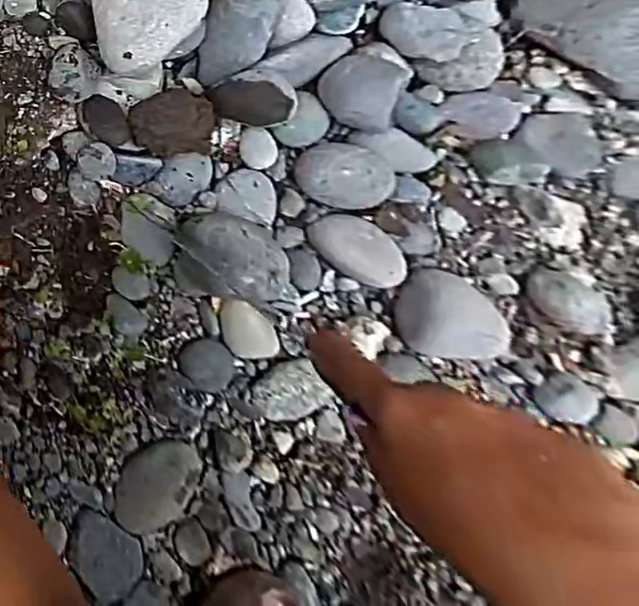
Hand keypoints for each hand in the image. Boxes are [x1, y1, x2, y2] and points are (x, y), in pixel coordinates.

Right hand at [309, 329, 638, 605]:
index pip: (349, 368)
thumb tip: (371, 428)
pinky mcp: (568, 444)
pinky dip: (532, 469)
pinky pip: (535, 447)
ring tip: (495, 499)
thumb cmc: (481, 538)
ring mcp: (512, 421)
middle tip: (434, 468)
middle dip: (427, 426)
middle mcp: (452, 404)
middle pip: (425, 403)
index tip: (323, 340)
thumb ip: (378, 447)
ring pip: (482, 425)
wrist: (591, 574)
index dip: (332, 352)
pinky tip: (538, 504)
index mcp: (398, 410)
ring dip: (482, 450)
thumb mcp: (401, 491)